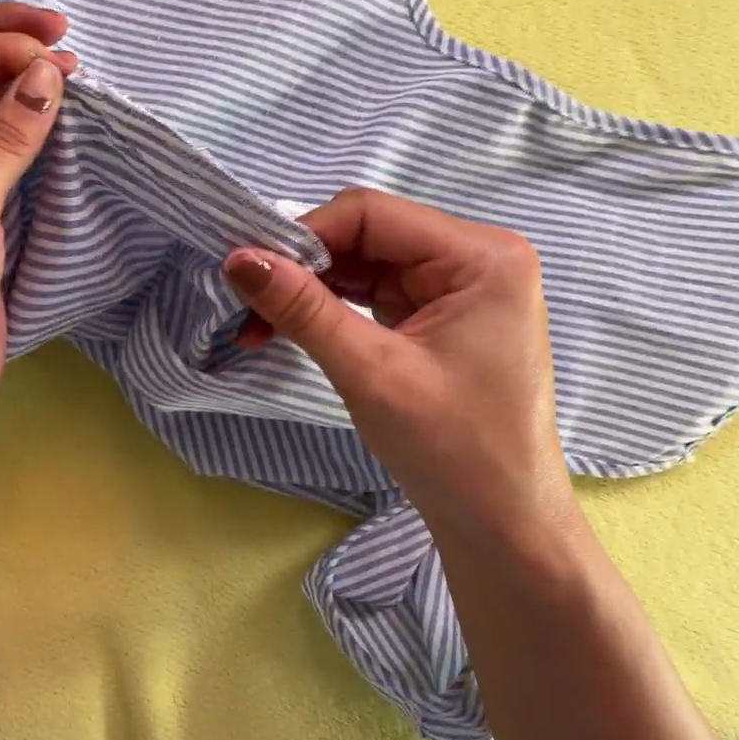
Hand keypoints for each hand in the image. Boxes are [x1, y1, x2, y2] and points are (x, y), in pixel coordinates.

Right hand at [223, 188, 576, 543]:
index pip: (370, 214)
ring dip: (307, 291)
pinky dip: (326, 309)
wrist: (501, 524)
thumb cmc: (452, 448)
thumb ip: (302, 308)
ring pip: (359, 265)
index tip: (248, 269)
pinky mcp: (435, 316)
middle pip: (364, 236)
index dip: (304, 234)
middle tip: (246, 303)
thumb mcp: (369, 370)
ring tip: (257, 325)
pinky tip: (288, 329)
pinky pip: (368, 293)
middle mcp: (474, 259)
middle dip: (301, 268)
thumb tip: (237, 259)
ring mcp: (455, 288)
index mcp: (481, 257)